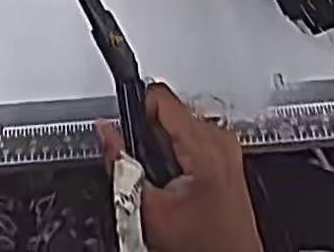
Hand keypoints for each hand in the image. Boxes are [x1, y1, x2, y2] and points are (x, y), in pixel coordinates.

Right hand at [100, 84, 260, 251]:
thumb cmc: (201, 247)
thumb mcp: (149, 211)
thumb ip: (122, 164)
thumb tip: (105, 129)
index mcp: (205, 147)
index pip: (159, 96)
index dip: (137, 112)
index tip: (131, 135)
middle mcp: (221, 139)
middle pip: (168, 110)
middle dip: (151, 136)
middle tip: (149, 171)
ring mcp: (227, 147)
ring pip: (178, 122)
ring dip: (164, 145)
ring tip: (166, 180)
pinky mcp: (227, 155)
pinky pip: (192, 136)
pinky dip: (179, 152)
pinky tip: (179, 183)